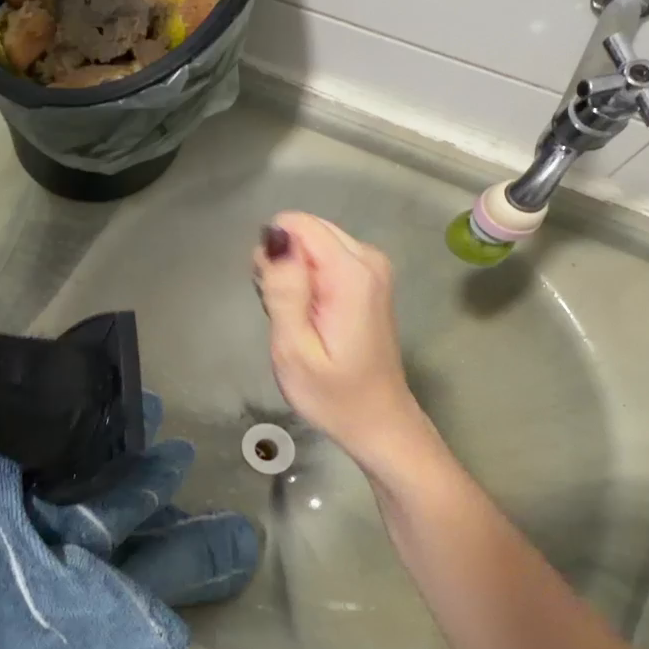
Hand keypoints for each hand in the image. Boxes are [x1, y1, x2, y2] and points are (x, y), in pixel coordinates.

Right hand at [252, 212, 425, 460]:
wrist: (377, 422)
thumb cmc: (331, 394)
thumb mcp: (293, 349)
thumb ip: (284, 290)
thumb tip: (275, 238)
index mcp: (350, 273)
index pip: (297, 225)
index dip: (272, 257)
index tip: (272, 297)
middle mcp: (367, 259)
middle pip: (305, 231)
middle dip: (281, 265)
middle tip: (284, 315)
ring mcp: (372, 268)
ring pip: (311, 243)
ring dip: (291, 276)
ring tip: (296, 321)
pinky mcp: (368, 280)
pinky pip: (323, 259)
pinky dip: (306, 282)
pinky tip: (308, 318)